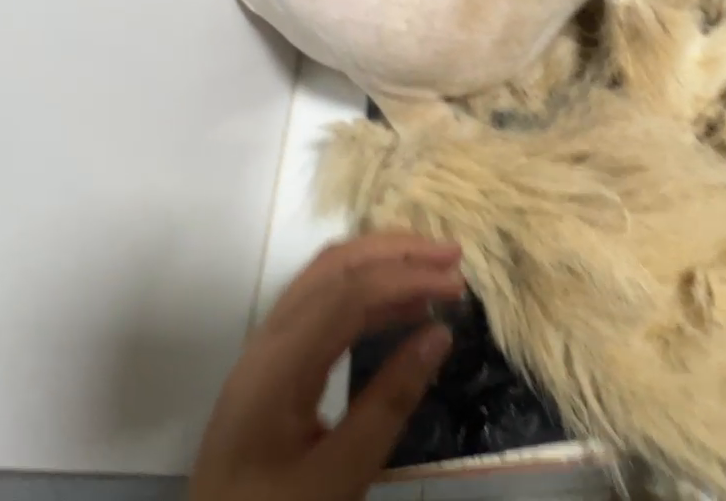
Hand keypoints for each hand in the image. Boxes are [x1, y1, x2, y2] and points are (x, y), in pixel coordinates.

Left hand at [189, 233, 465, 500]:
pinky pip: (323, 303)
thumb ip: (390, 402)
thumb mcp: (341, 473)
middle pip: (334, 267)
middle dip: (397, 252)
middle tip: (452, 256)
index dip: (407, 277)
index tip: (457, 285)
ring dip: (383, 264)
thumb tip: (440, 333)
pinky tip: (402, 308)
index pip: (347, 293)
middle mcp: (268, 340)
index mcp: (278, 366)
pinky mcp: (276, 360)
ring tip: (436, 273)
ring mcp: (268, 347)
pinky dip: (368, 290)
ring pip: (327, 277)